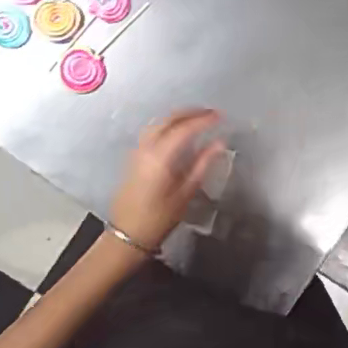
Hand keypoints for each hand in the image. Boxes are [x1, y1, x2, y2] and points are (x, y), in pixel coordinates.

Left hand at [110, 107, 225, 249]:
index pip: (184, 128)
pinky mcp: (134, 157)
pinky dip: (168, 125)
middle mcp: (147, 148)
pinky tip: (179, 132)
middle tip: (211, 113)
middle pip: (169, 120)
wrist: (127, 234)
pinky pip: (153, 131)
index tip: (220, 116)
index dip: (203, 120)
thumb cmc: (159, 218)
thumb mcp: (185, 193)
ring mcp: (138, 151)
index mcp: (160, 156)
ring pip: (159, 123)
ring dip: (178, 117)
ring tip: (197, 119)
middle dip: (190, 113)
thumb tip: (219, 143)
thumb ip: (202, 165)